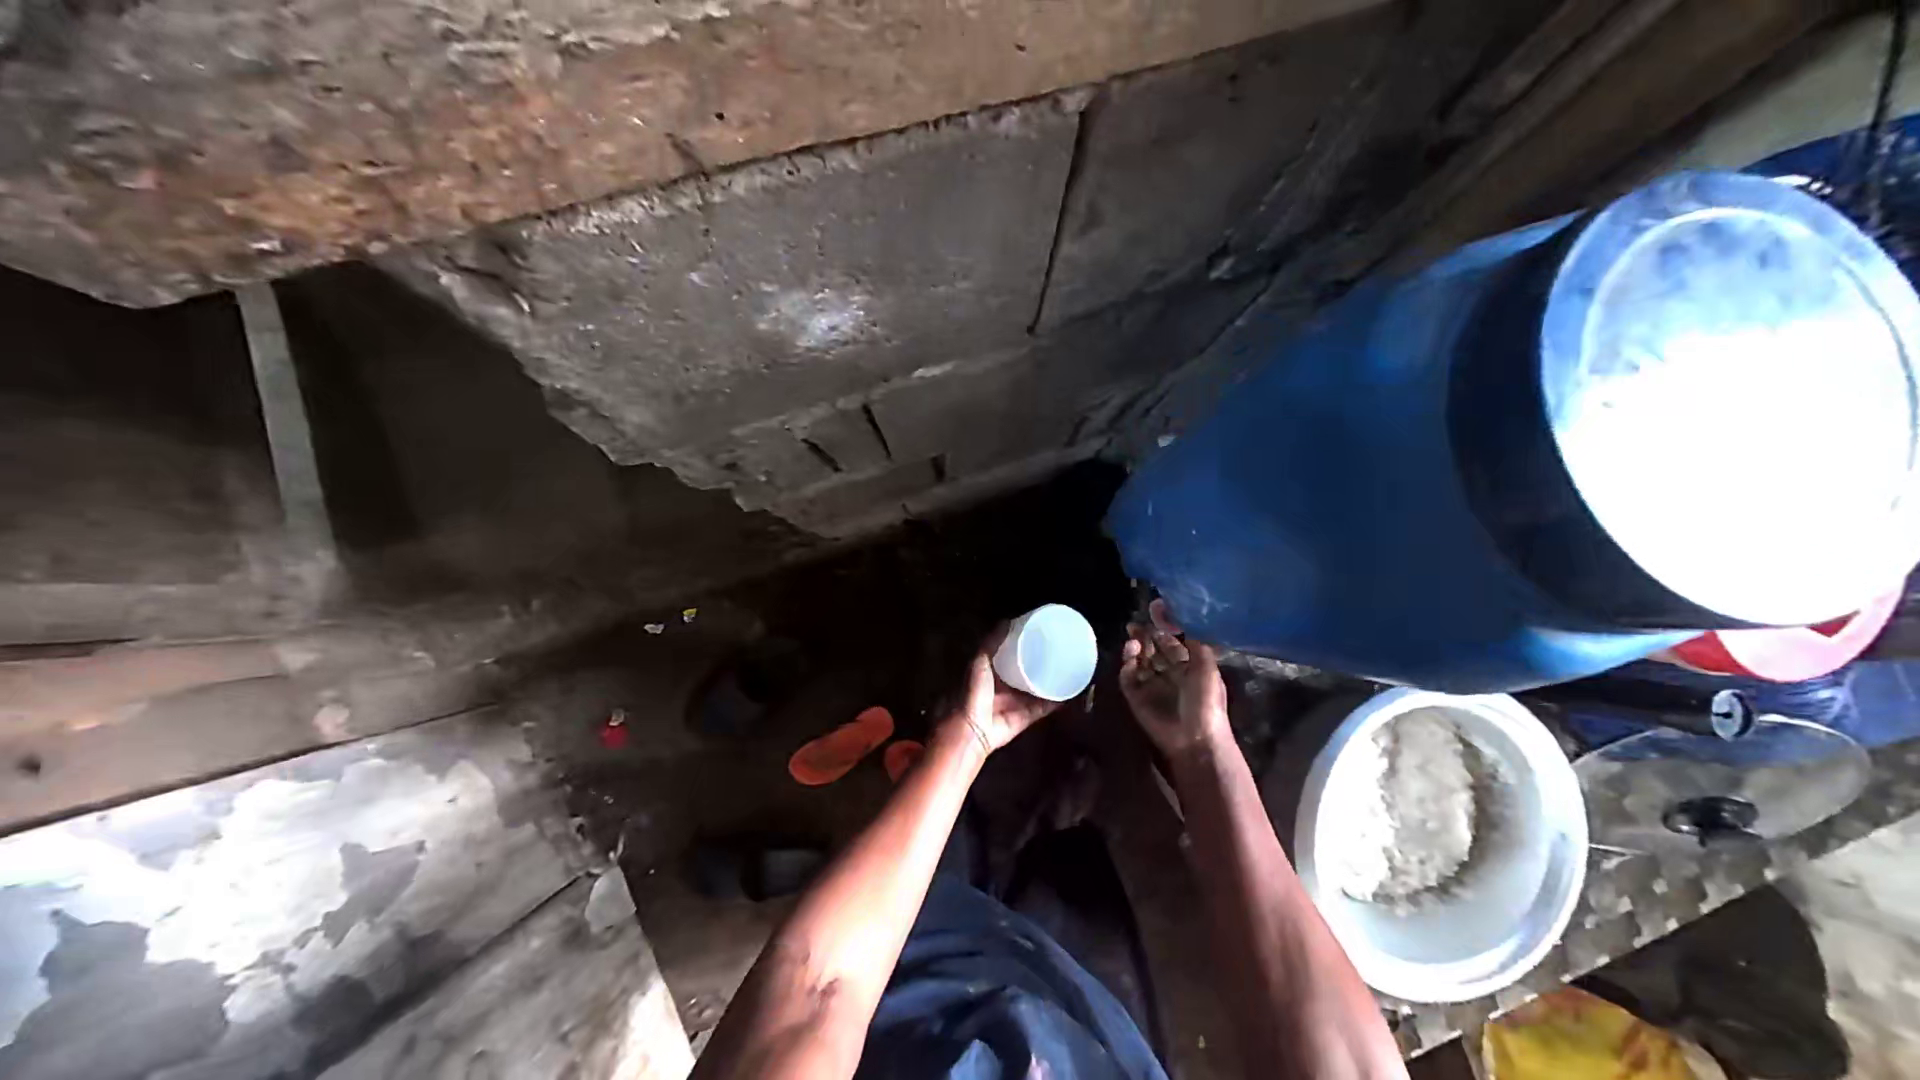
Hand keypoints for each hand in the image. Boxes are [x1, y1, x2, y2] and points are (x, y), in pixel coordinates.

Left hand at [949, 626, 1059, 756]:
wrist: (974, 729)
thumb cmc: (973, 692)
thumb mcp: (979, 662)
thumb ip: (991, 643)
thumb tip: (1007, 621)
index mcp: (989, 673)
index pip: (1007, 656)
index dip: (1019, 646)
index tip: (1035, 634)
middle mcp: (1003, 688)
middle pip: (1023, 673)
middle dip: (1037, 664)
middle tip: (1056, 650)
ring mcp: (1015, 703)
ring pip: (1036, 690)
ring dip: (1049, 682)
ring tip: (1067, 667)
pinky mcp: (1026, 717)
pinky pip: (1043, 708)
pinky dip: (1056, 701)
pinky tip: (1070, 691)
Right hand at [1120, 599, 1230, 761]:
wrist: (1195, 737)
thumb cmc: (1207, 701)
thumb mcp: (1208, 667)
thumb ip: (1196, 643)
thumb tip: (1182, 620)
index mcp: (1189, 667)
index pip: (1171, 643)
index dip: (1163, 629)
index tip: (1154, 613)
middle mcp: (1168, 674)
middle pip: (1152, 649)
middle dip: (1144, 636)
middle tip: (1135, 624)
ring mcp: (1151, 686)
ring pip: (1138, 661)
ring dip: (1135, 648)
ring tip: (1133, 639)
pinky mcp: (1136, 698)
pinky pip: (1127, 678)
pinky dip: (1126, 664)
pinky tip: (1130, 653)